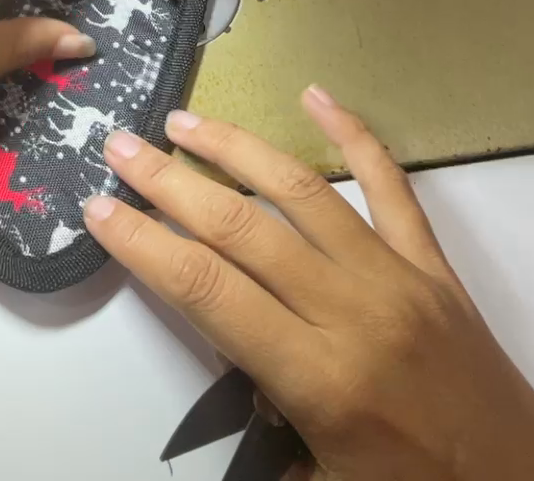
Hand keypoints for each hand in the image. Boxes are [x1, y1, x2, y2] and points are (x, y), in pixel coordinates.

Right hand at [83, 88, 533, 480]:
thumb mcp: (319, 479)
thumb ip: (258, 414)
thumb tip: (221, 349)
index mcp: (320, 378)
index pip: (207, 292)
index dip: (144, 245)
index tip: (98, 209)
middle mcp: (353, 313)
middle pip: (241, 229)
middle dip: (169, 183)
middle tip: (120, 146)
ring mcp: (399, 278)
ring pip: (302, 191)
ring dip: (235, 149)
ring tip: (183, 120)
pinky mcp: (435, 266)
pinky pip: (392, 187)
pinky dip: (355, 134)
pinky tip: (316, 93)